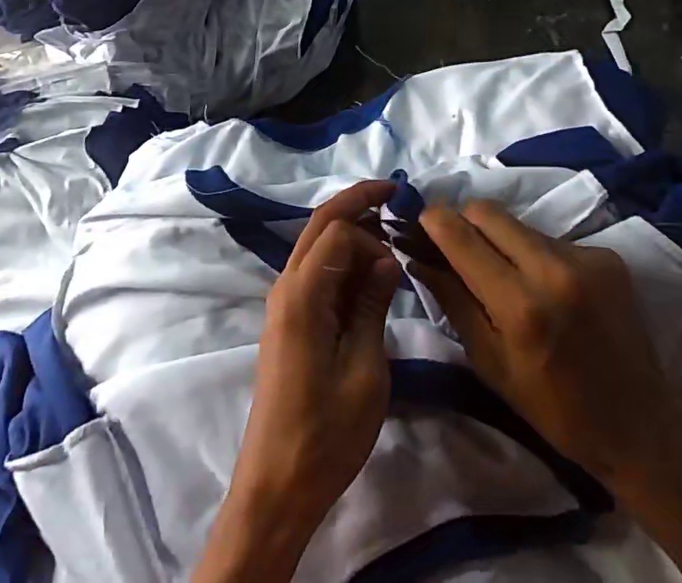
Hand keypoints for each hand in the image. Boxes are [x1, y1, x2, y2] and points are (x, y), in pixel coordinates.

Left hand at [193, 181, 402, 582]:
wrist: (278, 485)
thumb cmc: (326, 432)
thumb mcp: (365, 368)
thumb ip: (373, 305)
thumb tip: (386, 258)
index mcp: (301, 296)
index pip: (336, 230)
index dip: (373, 232)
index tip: (403, 256)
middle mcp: (286, 289)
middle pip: (319, 224)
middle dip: (357, 203)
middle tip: (397, 196)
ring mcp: (284, 305)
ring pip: (316, 245)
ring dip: (352, 233)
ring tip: (393, 243)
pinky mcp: (290, 322)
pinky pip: (317, 273)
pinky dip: (344, 262)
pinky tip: (372, 276)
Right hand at [415, 200, 681, 582]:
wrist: (638, 421)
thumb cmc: (553, 408)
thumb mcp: (490, 365)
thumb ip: (454, 303)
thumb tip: (420, 259)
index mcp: (520, 305)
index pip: (462, 236)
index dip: (434, 221)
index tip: (419, 221)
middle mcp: (554, 269)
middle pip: (490, 212)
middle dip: (464, 221)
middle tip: (457, 246)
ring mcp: (587, 257)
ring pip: (522, 225)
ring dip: (502, 240)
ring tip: (506, 275)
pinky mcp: (608, 256)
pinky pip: (553, 240)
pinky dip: (537, 255)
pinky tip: (547, 288)